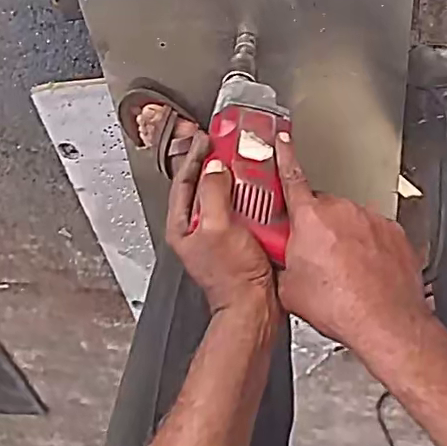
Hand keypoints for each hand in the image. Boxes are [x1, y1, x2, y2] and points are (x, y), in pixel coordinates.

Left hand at [166, 132, 277, 316]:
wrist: (256, 306)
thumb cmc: (232, 278)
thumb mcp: (218, 227)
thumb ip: (214, 194)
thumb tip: (215, 168)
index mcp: (183, 226)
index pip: (184, 181)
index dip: (195, 156)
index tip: (207, 138)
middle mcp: (199, 228)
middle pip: (205, 185)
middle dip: (217, 163)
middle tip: (228, 145)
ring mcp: (220, 233)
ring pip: (226, 195)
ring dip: (237, 177)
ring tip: (246, 161)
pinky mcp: (241, 237)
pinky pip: (245, 208)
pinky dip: (253, 194)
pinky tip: (263, 187)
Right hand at [273, 133, 429, 355]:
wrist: (386, 322)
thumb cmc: (341, 307)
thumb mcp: (289, 289)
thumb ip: (280, 262)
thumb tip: (278, 260)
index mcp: (310, 218)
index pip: (292, 176)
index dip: (284, 155)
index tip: (281, 140)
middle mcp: (341, 211)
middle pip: (321, 207)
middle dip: (315, 225)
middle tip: (314, 254)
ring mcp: (370, 219)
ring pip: (348, 220)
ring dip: (343, 237)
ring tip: (344, 270)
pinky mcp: (393, 231)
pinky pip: (373, 232)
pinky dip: (368, 246)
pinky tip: (365, 271)